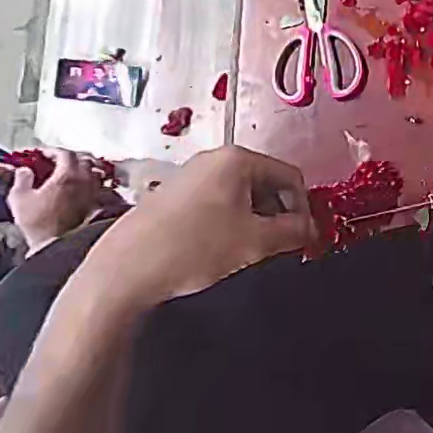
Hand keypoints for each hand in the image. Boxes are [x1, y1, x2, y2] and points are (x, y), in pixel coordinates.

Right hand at [7, 148, 113, 250]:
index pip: (66, 153)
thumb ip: (22, 180)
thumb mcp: (20, 199)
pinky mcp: (98, 199)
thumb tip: (24, 169)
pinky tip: (80, 182)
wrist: (57, 241)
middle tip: (55, 159)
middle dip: (69, 155)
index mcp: (67, 174)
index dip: (53, 150)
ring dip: (82, 165)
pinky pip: (98, 180)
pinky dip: (90, 176)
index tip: (42, 152)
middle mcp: (86, 178)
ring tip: (68, 169)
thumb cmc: (38, 221)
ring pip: (94, 168)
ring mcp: (94, 188)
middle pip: (83, 158)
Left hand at [74, 146, 316, 315]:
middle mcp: (214, 159)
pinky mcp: (170, 196)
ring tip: (248, 250)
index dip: (303, 207)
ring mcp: (189, 176)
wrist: (120, 273)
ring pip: (241, 194)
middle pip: (265, 183)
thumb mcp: (256, 242)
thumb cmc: (194, 248)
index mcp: (238, 159)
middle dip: (277, 214)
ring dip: (254, 220)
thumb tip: (312, 229)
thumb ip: (294, 231)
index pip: (290, 177)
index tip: (303, 236)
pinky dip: (229, 222)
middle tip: (278, 245)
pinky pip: (216, 202)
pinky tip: (218, 250)